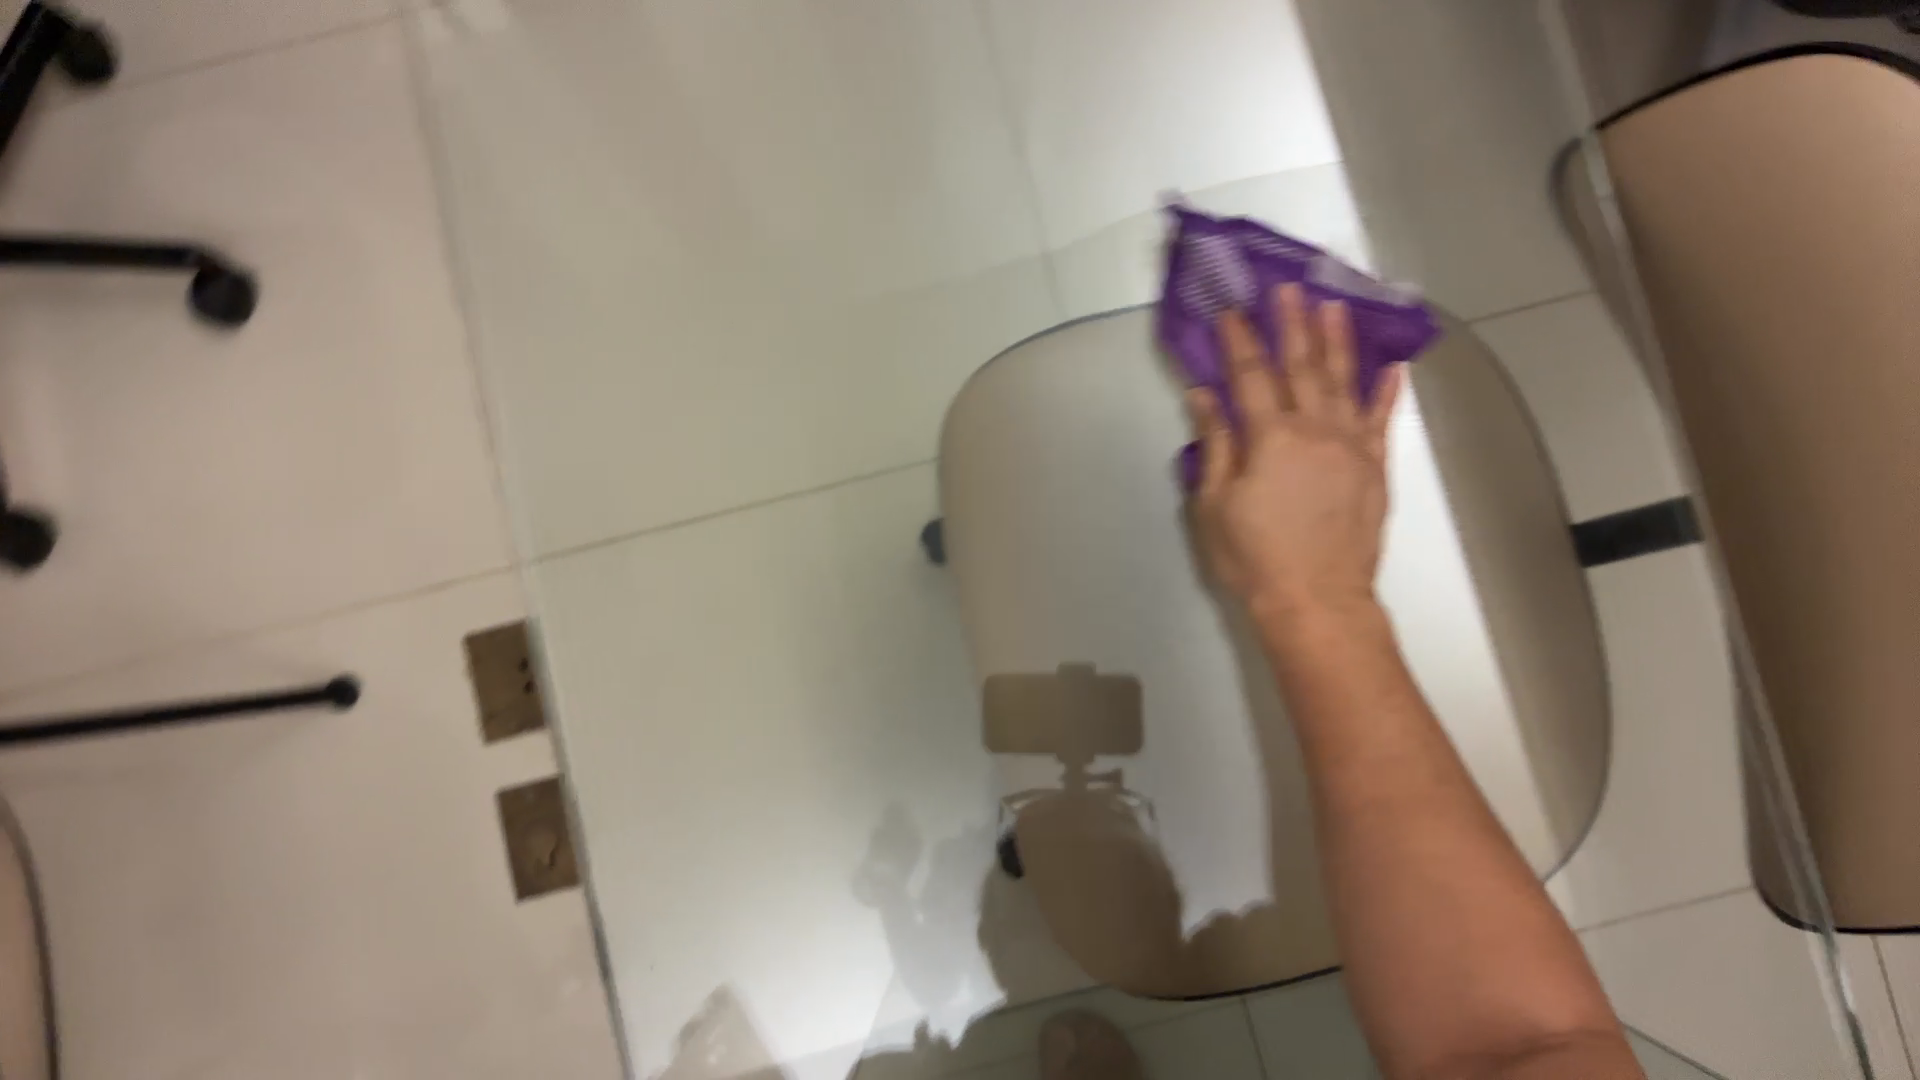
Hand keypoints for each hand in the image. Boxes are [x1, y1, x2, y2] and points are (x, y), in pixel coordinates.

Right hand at [1186, 283, 1403, 626]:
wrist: (1316, 600)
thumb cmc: (1253, 557)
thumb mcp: (1214, 504)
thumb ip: (1215, 444)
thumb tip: (1204, 395)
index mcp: (1270, 438)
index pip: (1250, 376)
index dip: (1238, 341)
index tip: (1230, 309)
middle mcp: (1315, 430)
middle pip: (1301, 366)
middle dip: (1292, 324)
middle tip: (1288, 287)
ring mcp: (1351, 446)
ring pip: (1345, 381)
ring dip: (1338, 341)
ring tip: (1333, 305)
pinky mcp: (1374, 467)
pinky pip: (1381, 419)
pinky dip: (1386, 390)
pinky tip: (1390, 365)